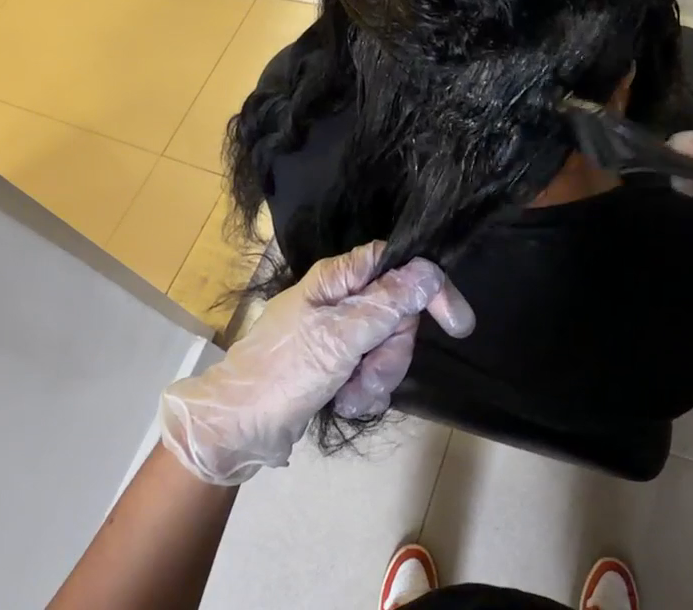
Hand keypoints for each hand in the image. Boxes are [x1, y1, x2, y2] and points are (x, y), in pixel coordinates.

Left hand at [158, 242, 473, 484]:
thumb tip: (429, 271)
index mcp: (337, 279)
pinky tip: (344, 403)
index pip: (398, 264)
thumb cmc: (282, 375)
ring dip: (377, 377)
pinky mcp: (337, 363)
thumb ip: (385, 305)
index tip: (456, 323)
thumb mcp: (339, 339)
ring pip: (388, 346)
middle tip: (369, 372)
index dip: (429, 288)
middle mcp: (340, 299)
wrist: (236, 429)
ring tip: (350, 395)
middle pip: (398, 312)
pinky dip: (365, 390)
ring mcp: (338, 333)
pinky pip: (372, 370)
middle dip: (392, 350)